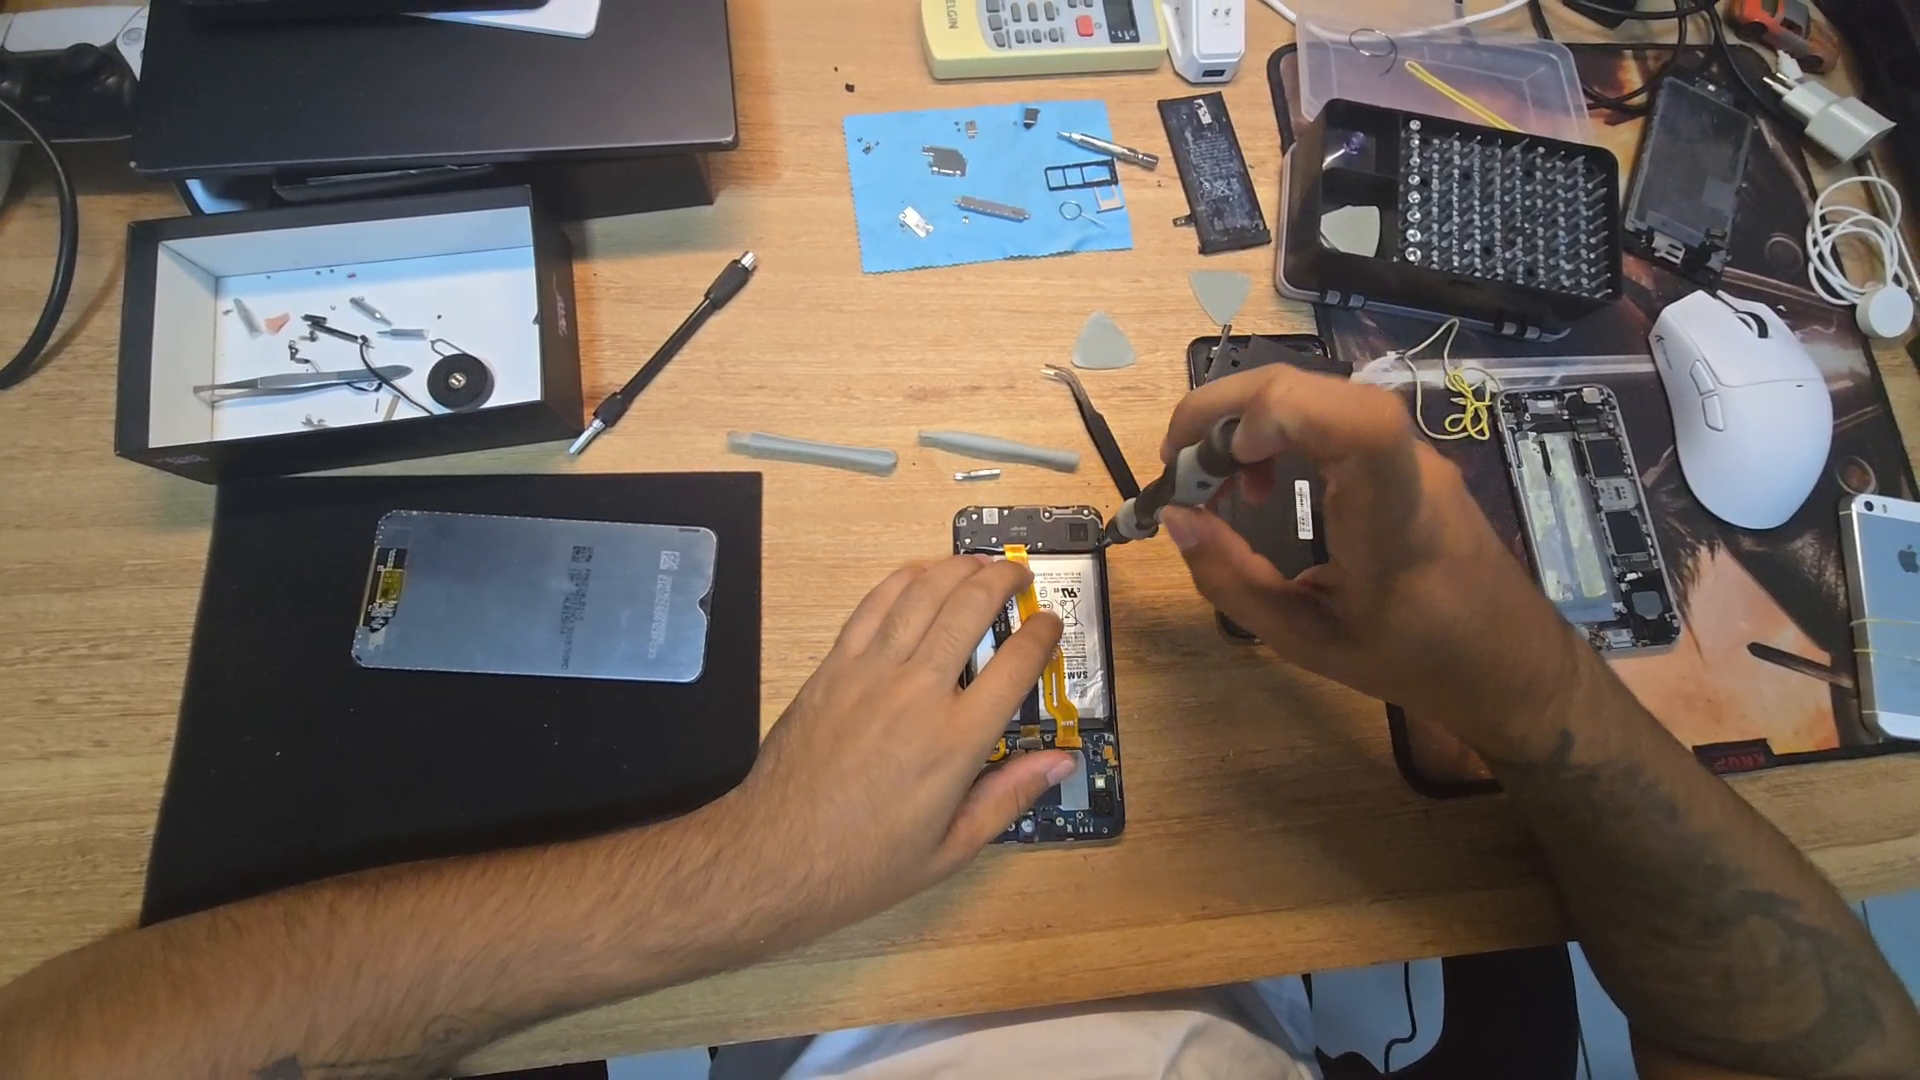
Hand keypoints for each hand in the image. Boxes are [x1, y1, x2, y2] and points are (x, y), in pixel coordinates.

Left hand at [719, 555, 1074, 938]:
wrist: (776, 854)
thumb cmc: (866, 861)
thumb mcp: (952, 848)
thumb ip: (1010, 796)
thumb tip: (1062, 762)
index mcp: (956, 739)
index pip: (1017, 664)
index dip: (1043, 634)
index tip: (1052, 624)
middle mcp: (919, 691)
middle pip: (971, 608)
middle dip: (1004, 580)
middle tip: (1021, 575)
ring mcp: (871, 671)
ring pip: (923, 594)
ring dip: (958, 568)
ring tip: (979, 563)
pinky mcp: (835, 666)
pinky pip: (874, 606)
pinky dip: (903, 579)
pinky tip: (921, 573)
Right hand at [1156, 365, 1580, 756]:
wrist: (1508, 661)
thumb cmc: (1409, 660)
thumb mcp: (1302, 639)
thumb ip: (1231, 579)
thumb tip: (1173, 515)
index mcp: (1393, 526)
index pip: (1361, 427)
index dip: (1279, 413)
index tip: (1222, 457)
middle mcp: (1410, 471)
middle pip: (1321, 390)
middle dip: (1228, 407)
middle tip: (1178, 461)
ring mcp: (1412, 455)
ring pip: (1321, 393)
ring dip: (1247, 418)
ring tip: (1213, 480)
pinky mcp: (1404, 457)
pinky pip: (1331, 416)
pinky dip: (1275, 430)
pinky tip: (1258, 482)